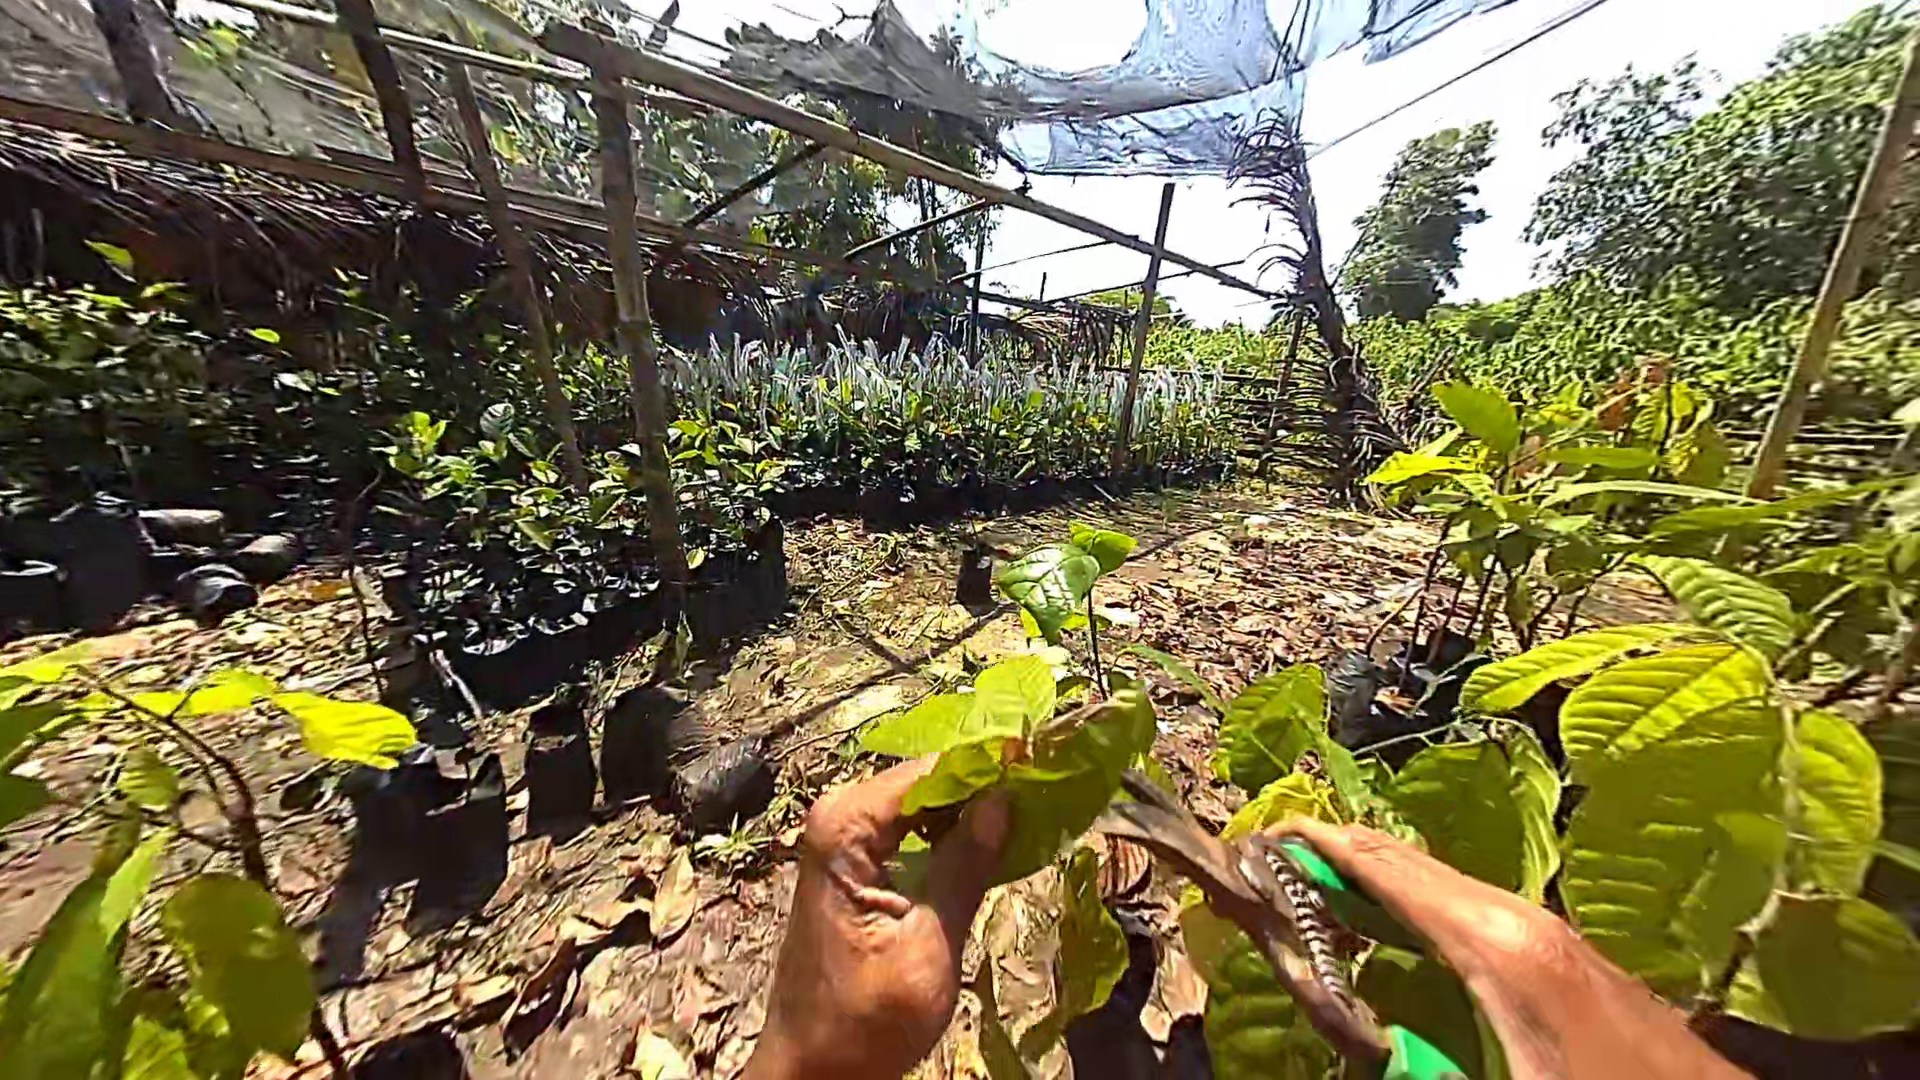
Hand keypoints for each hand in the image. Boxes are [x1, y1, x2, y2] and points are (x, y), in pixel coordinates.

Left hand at [745, 759, 1010, 1079]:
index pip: (928, 772)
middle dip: (978, 784)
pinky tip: (983, 837)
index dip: (982, 766)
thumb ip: (964, 868)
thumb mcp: (928, 950)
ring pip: (921, 797)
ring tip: (1019, 810)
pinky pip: (910, 820)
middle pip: (924, 779)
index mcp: (847, 825)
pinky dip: (947, 826)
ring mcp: (844, 828)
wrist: (810, 1068)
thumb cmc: (863, 1023)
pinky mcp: (854, 848)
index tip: (1032, 764)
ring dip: (967, 804)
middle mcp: (840, 811)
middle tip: (1034, 789)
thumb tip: (1003, 799)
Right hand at [1276, 818, 1747, 1079]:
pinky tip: (1384, 908)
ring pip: (1425, 869)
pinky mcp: (1546, 938)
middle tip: (1279, 846)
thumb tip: (1346, 1033)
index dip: (1321, 841)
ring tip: (1316, 871)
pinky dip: (1401, 886)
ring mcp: (1531, 920)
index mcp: (1489, 938)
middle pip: (1397, 855)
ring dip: (1366, 863)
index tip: (1271, 829)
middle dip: (1334, 842)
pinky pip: (1451, 892)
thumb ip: (1415, 1063)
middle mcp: (1505, 910)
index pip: (1382, 867)